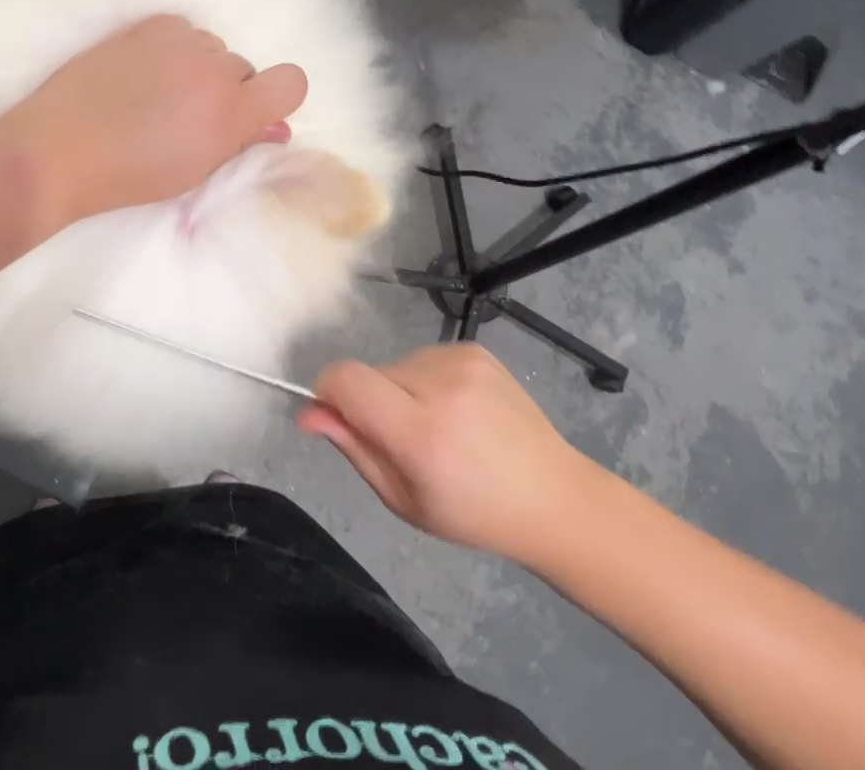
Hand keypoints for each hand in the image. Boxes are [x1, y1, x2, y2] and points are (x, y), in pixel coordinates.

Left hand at [0, 15, 306, 226]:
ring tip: (159, 96)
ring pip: (212, 48)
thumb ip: (240, 145)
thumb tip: (274, 129)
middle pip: (245, 68)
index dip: (276, 99)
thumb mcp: (195, 173)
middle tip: (189, 118)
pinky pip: (180, 30)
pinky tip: (143, 74)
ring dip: (198, 68)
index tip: (250, 116)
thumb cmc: (129, 176)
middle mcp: (212, 70)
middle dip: (227, 90)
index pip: (292, 82)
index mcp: (230, 114)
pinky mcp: (144, 27)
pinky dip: (171, 49)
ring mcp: (176, 43)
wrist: (60, 151)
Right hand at [300, 344, 608, 557]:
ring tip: (436, 429)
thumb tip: (310, 413)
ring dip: (399, 393)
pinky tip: (456, 413)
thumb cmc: (472, 512)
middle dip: (370, 403)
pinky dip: (425, 383)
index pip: (346, 379)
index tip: (336, 419)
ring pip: (396, 367)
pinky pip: (424, 360)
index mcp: (421, 431)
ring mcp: (464, 362)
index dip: (328, 393)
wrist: (554, 497)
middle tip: (401, 443)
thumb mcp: (401, 498)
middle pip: (369, 374)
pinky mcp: (478, 352)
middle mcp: (442, 385)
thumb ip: (354, 448)